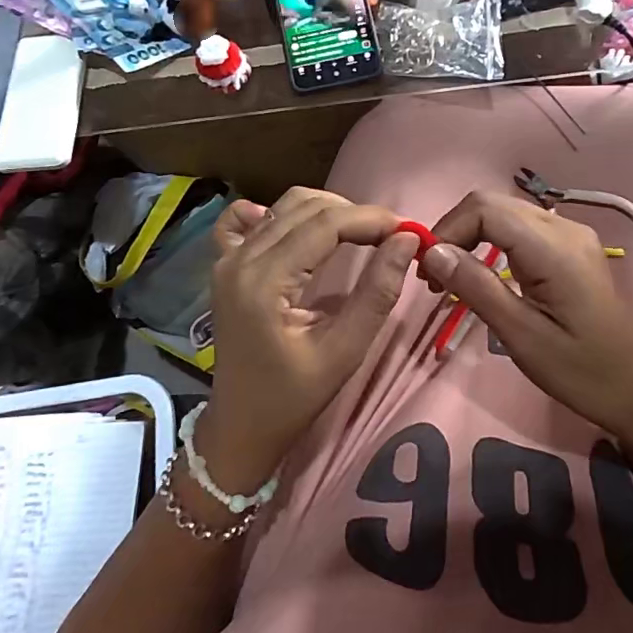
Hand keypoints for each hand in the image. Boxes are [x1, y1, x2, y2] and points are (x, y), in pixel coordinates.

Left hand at [204, 188, 417, 483]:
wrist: (241, 425)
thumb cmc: (294, 396)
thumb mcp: (344, 351)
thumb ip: (378, 293)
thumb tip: (407, 240)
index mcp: (265, 281)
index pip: (325, 224)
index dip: (371, 219)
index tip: (408, 230)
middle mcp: (240, 258)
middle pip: (305, 207)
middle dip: (355, 215)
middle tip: (391, 238)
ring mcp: (226, 259)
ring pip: (283, 208)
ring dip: (327, 213)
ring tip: (362, 236)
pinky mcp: (224, 266)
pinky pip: (246, 221)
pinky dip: (277, 214)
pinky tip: (298, 229)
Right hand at [422, 191, 632, 436]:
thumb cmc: (578, 370)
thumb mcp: (521, 335)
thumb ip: (477, 287)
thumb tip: (433, 253)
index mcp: (554, 248)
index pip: (485, 208)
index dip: (448, 229)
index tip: (428, 271)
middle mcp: (565, 228)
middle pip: (493, 203)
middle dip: (455, 231)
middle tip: (433, 276)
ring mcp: (572, 235)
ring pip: (505, 213)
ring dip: (471, 235)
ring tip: (450, 277)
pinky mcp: (572, 247)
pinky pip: (521, 228)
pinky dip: (491, 241)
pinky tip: (480, 272)